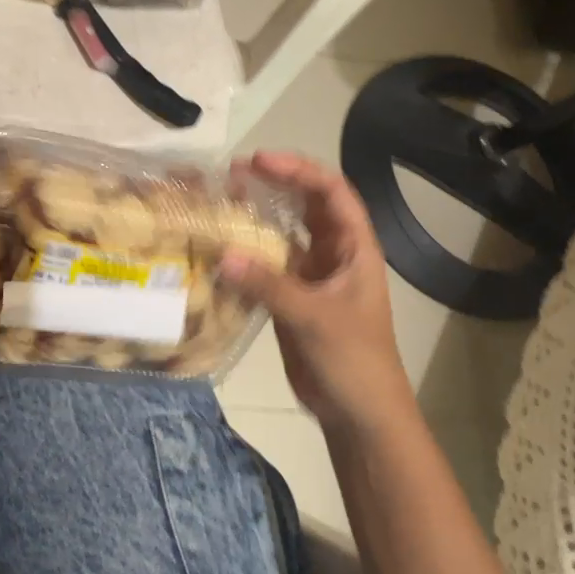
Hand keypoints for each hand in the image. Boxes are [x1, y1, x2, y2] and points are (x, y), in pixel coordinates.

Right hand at [219, 152, 411, 426]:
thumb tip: (222, 254)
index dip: (298, 170)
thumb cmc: (353, 360)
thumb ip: (269, 285)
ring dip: (255, 215)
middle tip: (231, 172)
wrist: (358, 412)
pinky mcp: (289, 298)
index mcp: (354, 248)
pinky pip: (264, 264)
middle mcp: (333, 254)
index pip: (332, 192)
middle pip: (306, 204)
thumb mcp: (314, 318)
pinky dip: (243, 253)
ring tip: (219, 199)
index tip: (259, 161)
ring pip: (282, 232)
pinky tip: (216, 246)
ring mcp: (310, 276)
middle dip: (273, 183)